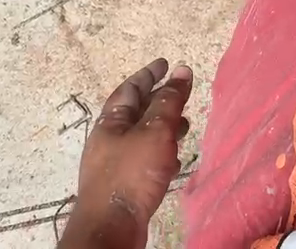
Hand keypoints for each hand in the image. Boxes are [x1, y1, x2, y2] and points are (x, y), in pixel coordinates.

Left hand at [59, 59, 193, 248]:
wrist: (110, 232)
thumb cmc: (131, 174)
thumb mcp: (155, 131)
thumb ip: (170, 100)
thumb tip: (181, 70)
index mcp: (110, 123)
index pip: (130, 89)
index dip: (149, 74)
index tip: (165, 63)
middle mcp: (110, 141)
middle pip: (137, 112)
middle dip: (160, 100)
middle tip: (183, 93)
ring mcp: (115, 165)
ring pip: (143, 136)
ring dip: (164, 128)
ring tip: (185, 126)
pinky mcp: (124, 186)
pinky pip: (145, 159)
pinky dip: (161, 152)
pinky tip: (175, 159)